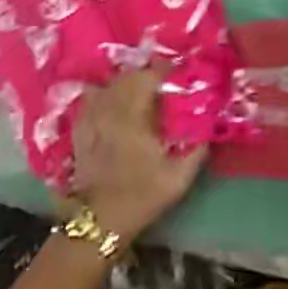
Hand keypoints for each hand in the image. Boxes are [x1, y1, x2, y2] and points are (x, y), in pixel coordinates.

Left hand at [69, 69, 206, 242]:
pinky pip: (92, 97)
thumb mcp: (178, 178)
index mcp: (132, 115)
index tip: (177, 73)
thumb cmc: (141, 196)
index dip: (163, 71)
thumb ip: (196, 150)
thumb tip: (208, 130)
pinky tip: (114, 103)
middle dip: (145, 75)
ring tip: (139, 91)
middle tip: (162, 83)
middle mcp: (109, 108)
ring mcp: (90, 115)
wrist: (100, 217)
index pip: (147, 78)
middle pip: (127, 77)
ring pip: (108, 84)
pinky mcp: (79, 126)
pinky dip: (105, 94)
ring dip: (125, 82)